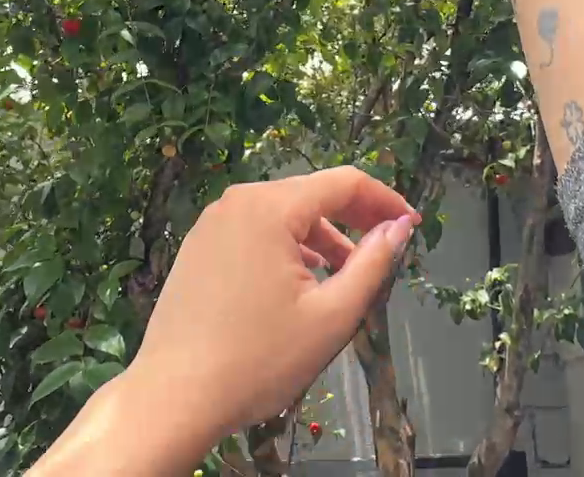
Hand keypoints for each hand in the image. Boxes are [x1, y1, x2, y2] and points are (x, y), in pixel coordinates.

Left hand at [38, 168, 417, 475]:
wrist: (171, 401)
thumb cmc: (258, 358)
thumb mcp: (331, 315)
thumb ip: (372, 263)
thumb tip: (399, 226)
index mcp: (270, 207)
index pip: (344, 182)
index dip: (384, 200)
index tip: (412, 224)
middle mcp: (239, 200)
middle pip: (312, 194)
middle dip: (354, 218)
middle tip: (386, 247)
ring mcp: (214, 222)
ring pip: (284, 214)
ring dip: (322, 236)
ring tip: (345, 276)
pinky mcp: (199, 245)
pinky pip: (257, 230)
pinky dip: (288, 246)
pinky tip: (300, 282)